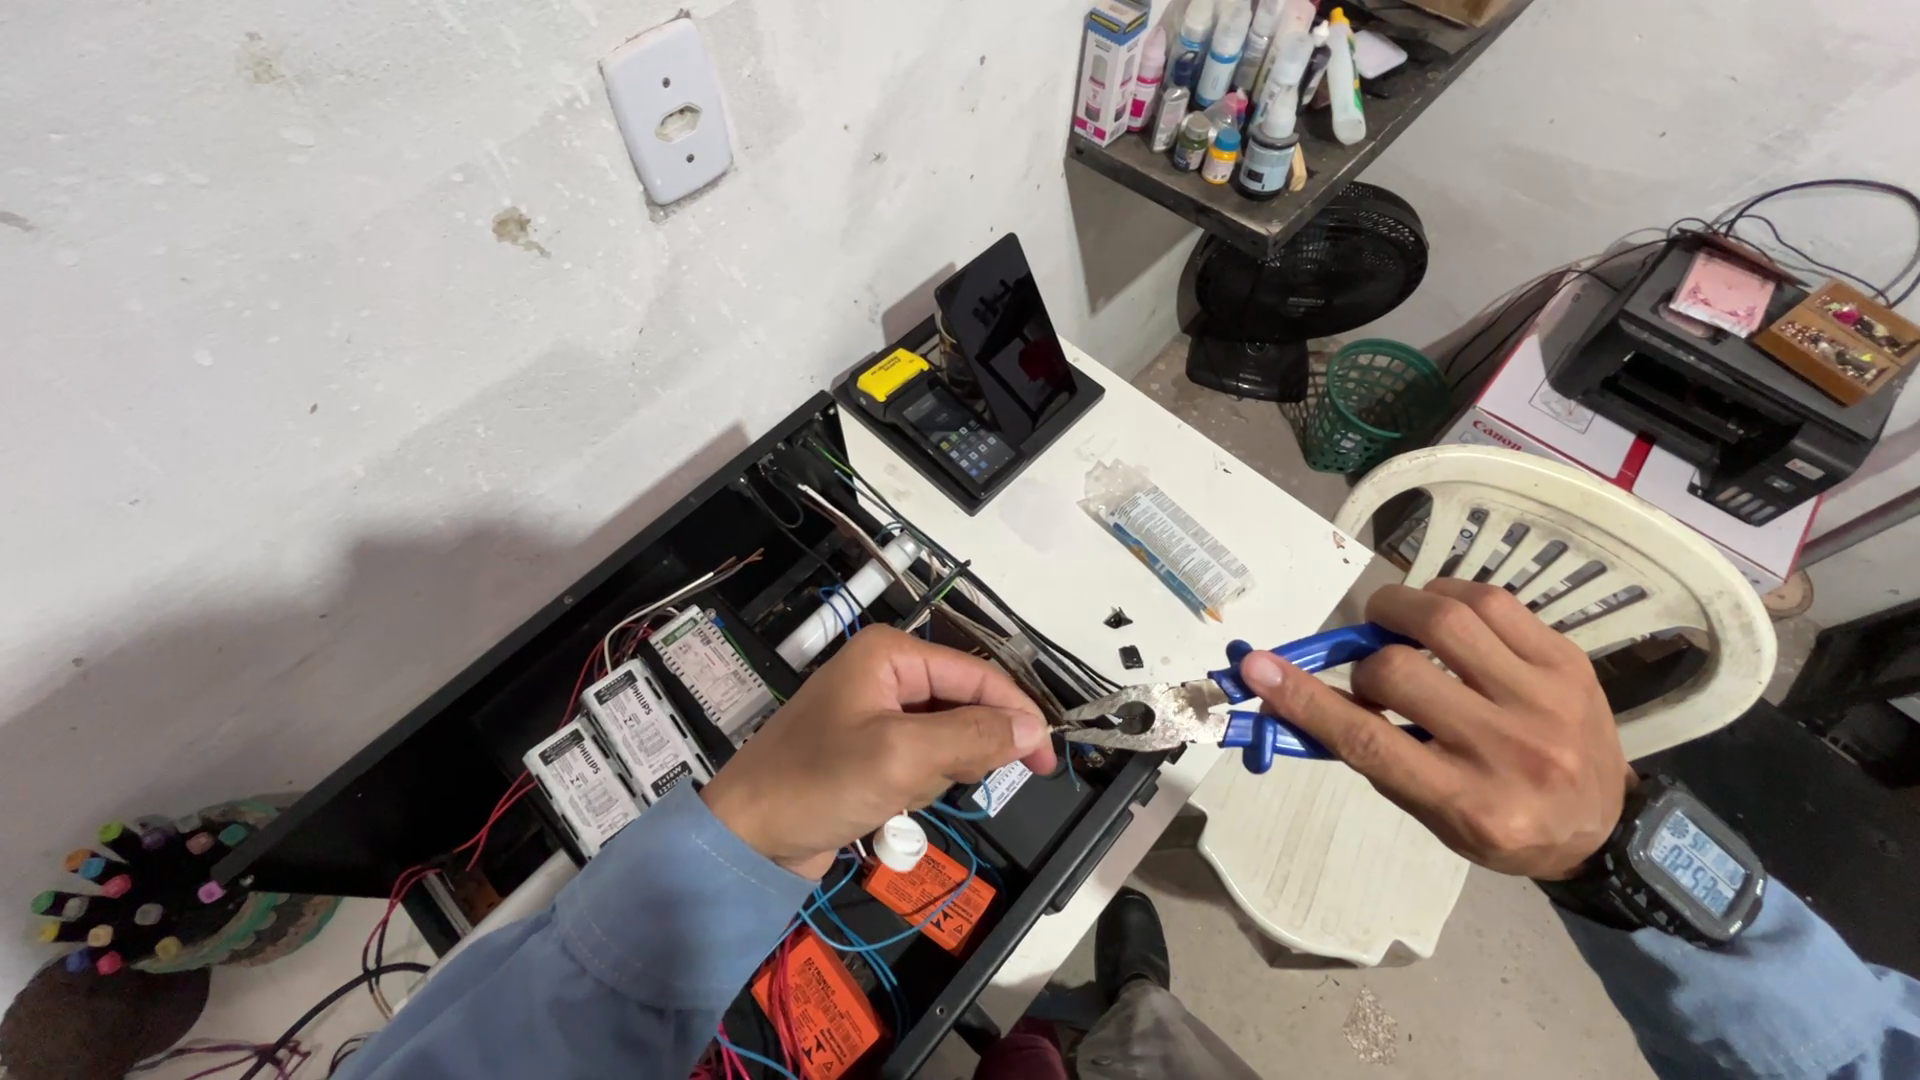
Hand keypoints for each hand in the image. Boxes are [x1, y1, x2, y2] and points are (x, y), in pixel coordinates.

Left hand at [700, 625, 1055, 878]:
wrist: (744, 838)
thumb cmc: (818, 783)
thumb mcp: (902, 756)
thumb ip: (973, 736)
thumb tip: (1035, 729)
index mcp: (892, 653)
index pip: (976, 675)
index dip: (1018, 714)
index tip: (1048, 759)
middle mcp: (887, 671)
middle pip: (962, 705)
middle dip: (960, 750)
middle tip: (935, 782)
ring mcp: (877, 710)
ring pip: (946, 737)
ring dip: (935, 772)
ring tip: (896, 793)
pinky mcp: (870, 747)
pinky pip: (920, 758)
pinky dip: (918, 782)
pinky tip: (888, 801)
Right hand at [1238, 580, 1633, 879]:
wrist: (1605, 824)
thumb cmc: (1496, 822)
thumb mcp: (1426, 808)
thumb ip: (1368, 750)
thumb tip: (1297, 690)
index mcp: (1470, 804)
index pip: (1369, 742)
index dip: (1305, 699)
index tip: (1257, 667)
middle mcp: (1513, 752)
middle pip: (1399, 673)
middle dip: (1366, 665)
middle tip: (1371, 673)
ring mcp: (1549, 700)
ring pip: (1445, 620)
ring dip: (1396, 610)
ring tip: (1392, 622)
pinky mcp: (1569, 661)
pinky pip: (1490, 600)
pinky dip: (1444, 595)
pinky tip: (1439, 612)